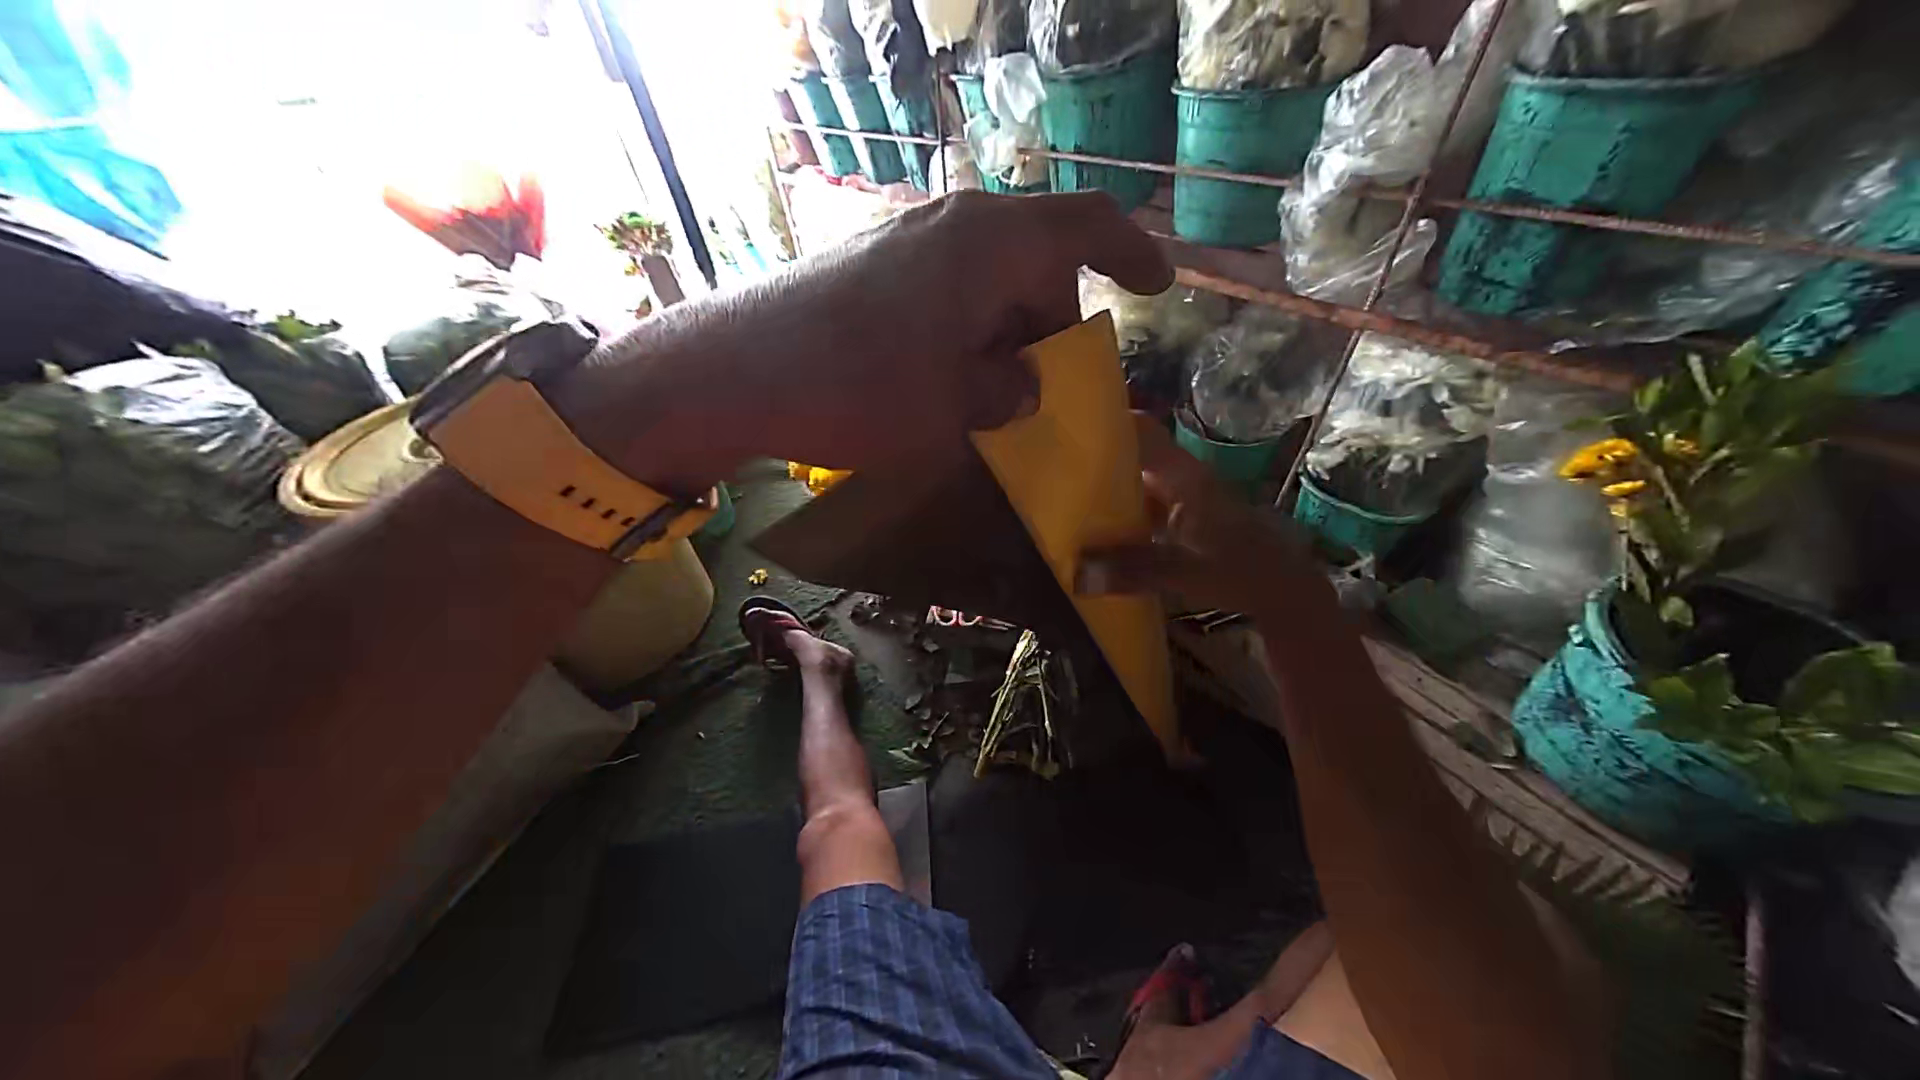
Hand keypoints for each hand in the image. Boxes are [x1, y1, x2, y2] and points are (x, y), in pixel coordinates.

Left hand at [557, 191, 1171, 495]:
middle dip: (1049, 323)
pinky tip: (936, 378)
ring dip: (1001, 334)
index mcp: (991, 243)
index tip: (1157, 287)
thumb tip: (1022, 385)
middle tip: (1040, 387)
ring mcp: (906, 241)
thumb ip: (1008, 391)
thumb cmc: (858, 388)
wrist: (735, 371)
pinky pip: (943, 291)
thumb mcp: (955, 407)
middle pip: (1034, 262)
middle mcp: (952, 225)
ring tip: (983, 394)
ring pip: (986, 281)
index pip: (1087, 225)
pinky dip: (961, 330)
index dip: (1131, 253)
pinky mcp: (870, 266)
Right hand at [1079, 415, 1329, 620]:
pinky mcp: (1180, 517)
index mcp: (1184, 477)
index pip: (1143, 431)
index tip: (1067, 423)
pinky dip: (1118, 509)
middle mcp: (1180, 479)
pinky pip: (1141, 502)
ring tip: (1062, 491)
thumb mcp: (1185, 573)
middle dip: (1095, 456)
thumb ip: (1132, 570)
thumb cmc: (1242, 571)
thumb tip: (1077, 574)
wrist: (1282, 590)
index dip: (1108, 421)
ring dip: (1105, 485)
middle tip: (1051, 463)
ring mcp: (1181, 497)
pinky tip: (1093, 525)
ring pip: (1135, 479)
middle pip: (1133, 454)